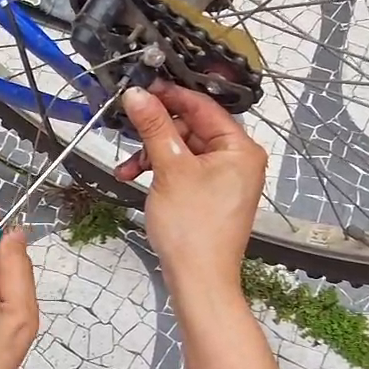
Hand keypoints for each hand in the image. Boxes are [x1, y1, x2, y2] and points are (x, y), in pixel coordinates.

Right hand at [116, 81, 267, 293]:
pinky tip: (136, 178)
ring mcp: (223, 179)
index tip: (143, 89)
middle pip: (191, 128)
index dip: (171, 96)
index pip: (203, 107)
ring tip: (128, 167)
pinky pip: (182, 170)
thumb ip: (154, 127)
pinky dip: (159, 171)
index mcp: (241, 148)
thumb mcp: (169, 168)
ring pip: (182, 150)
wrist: (198, 278)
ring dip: (152, 153)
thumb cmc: (193, 229)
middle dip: (156, 132)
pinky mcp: (207, 195)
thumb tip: (139, 94)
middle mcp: (237, 160)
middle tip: (130, 130)